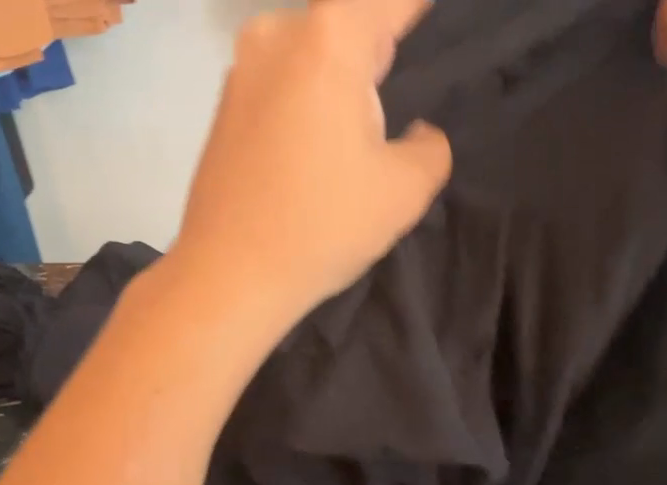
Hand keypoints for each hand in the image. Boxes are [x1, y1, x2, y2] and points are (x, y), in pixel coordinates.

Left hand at [170, 0, 452, 324]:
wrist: (229, 275)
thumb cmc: (321, 227)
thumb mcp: (404, 192)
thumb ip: (431, 146)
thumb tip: (418, 132)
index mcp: (329, 39)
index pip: (395, 0)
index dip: (423, 15)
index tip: (441, 37)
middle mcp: (278, 32)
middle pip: (351, 23)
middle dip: (381, 58)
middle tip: (401, 113)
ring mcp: (243, 65)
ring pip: (314, 54)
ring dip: (343, 83)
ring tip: (359, 140)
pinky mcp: (225, 103)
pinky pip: (284, 83)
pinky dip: (309, 102)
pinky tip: (318, 154)